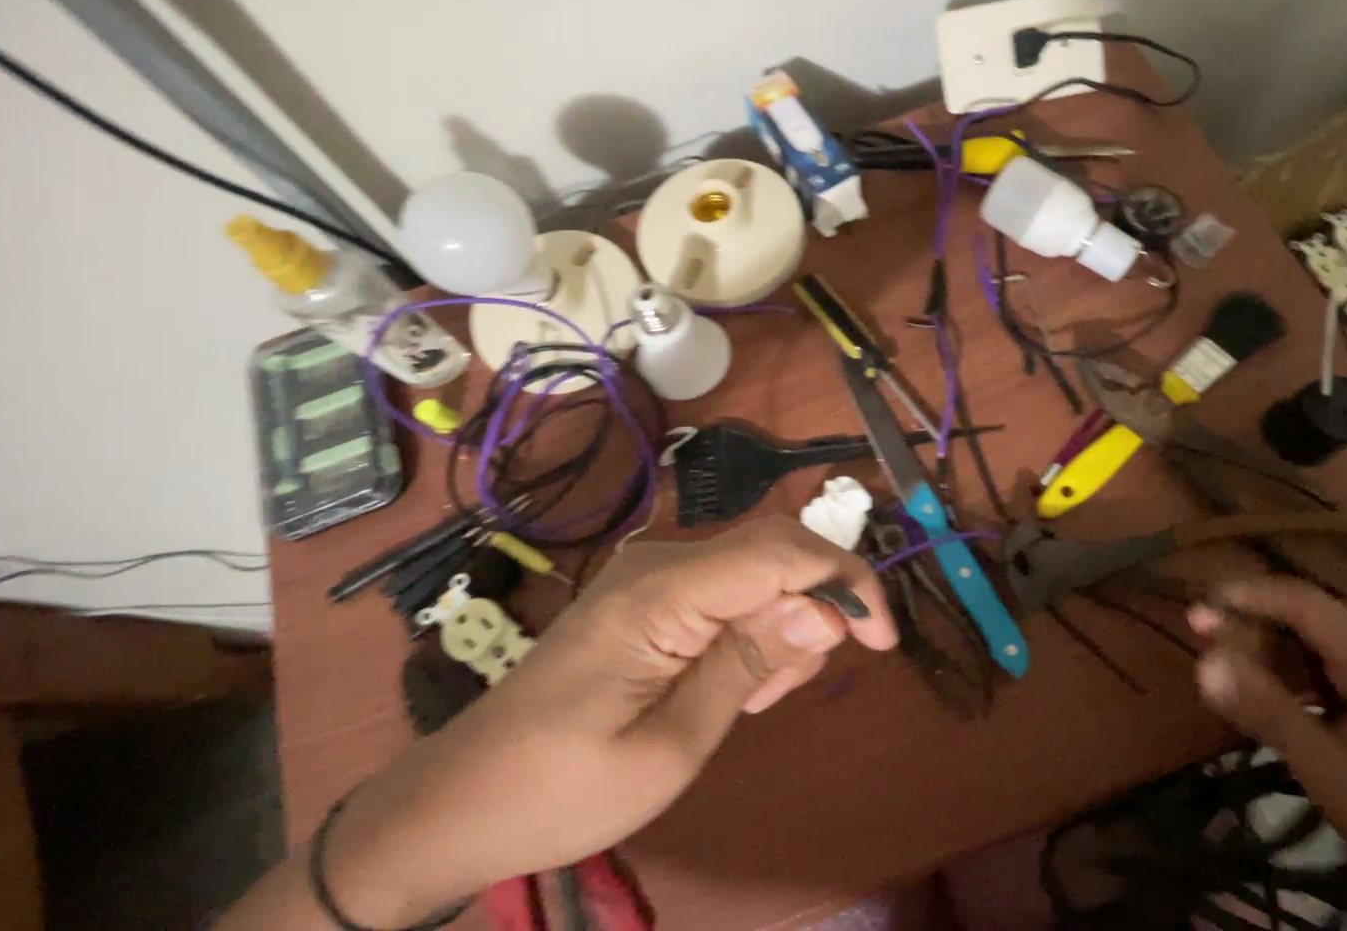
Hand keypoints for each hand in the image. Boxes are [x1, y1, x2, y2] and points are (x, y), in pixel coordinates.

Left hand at [221, 517, 895, 929]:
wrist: (464, 797)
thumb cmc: (563, 787)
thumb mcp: (671, 745)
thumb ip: (749, 664)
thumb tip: (824, 608)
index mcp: (663, 591)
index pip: (781, 550)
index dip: (845, 581)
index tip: (882, 641)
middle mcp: (660, 563)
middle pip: (773, 552)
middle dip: (810, 611)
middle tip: (779, 697)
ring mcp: (649, 577)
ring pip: (755, 573)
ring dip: (777, 632)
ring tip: (746, 706)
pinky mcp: (645, 598)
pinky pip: (724, 594)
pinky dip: (747, 635)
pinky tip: (725, 690)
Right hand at [1188, 579, 1346, 930]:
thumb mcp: (1327, 770)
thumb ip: (1266, 712)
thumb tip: (1203, 662)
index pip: (1303, 602)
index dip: (1247, 597)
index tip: (1196, 609)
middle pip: (1303, 617)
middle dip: (1248, 625)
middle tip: (1199, 641)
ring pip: (1308, 639)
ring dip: (1263, 649)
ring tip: (1221, 670)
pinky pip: (1321, 662)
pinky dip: (1285, 671)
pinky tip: (1260, 693)